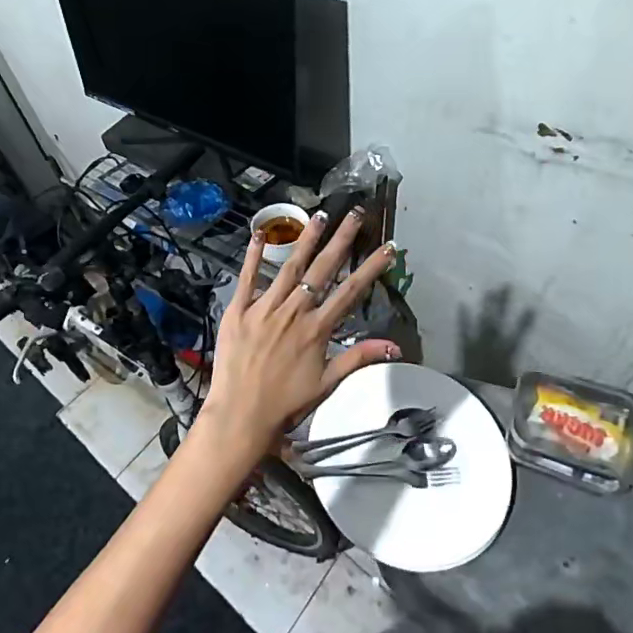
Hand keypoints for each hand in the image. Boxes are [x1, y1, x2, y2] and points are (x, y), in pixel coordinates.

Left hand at [200, 208, 401, 458]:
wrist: (240, 416)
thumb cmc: (286, 405)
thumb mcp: (327, 384)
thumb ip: (358, 359)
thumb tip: (394, 346)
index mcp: (316, 330)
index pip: (350, 292)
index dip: (371, 268)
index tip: (387, 248)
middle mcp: (293, 313)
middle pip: (322, 270)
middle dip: (341, 240)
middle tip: (355, 215)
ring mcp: (264, 309)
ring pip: (288, 267)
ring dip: (305, 239)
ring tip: (319, 215)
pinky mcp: (238, 311)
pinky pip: (246, 278)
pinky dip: (252, 256)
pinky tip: (259, 234)